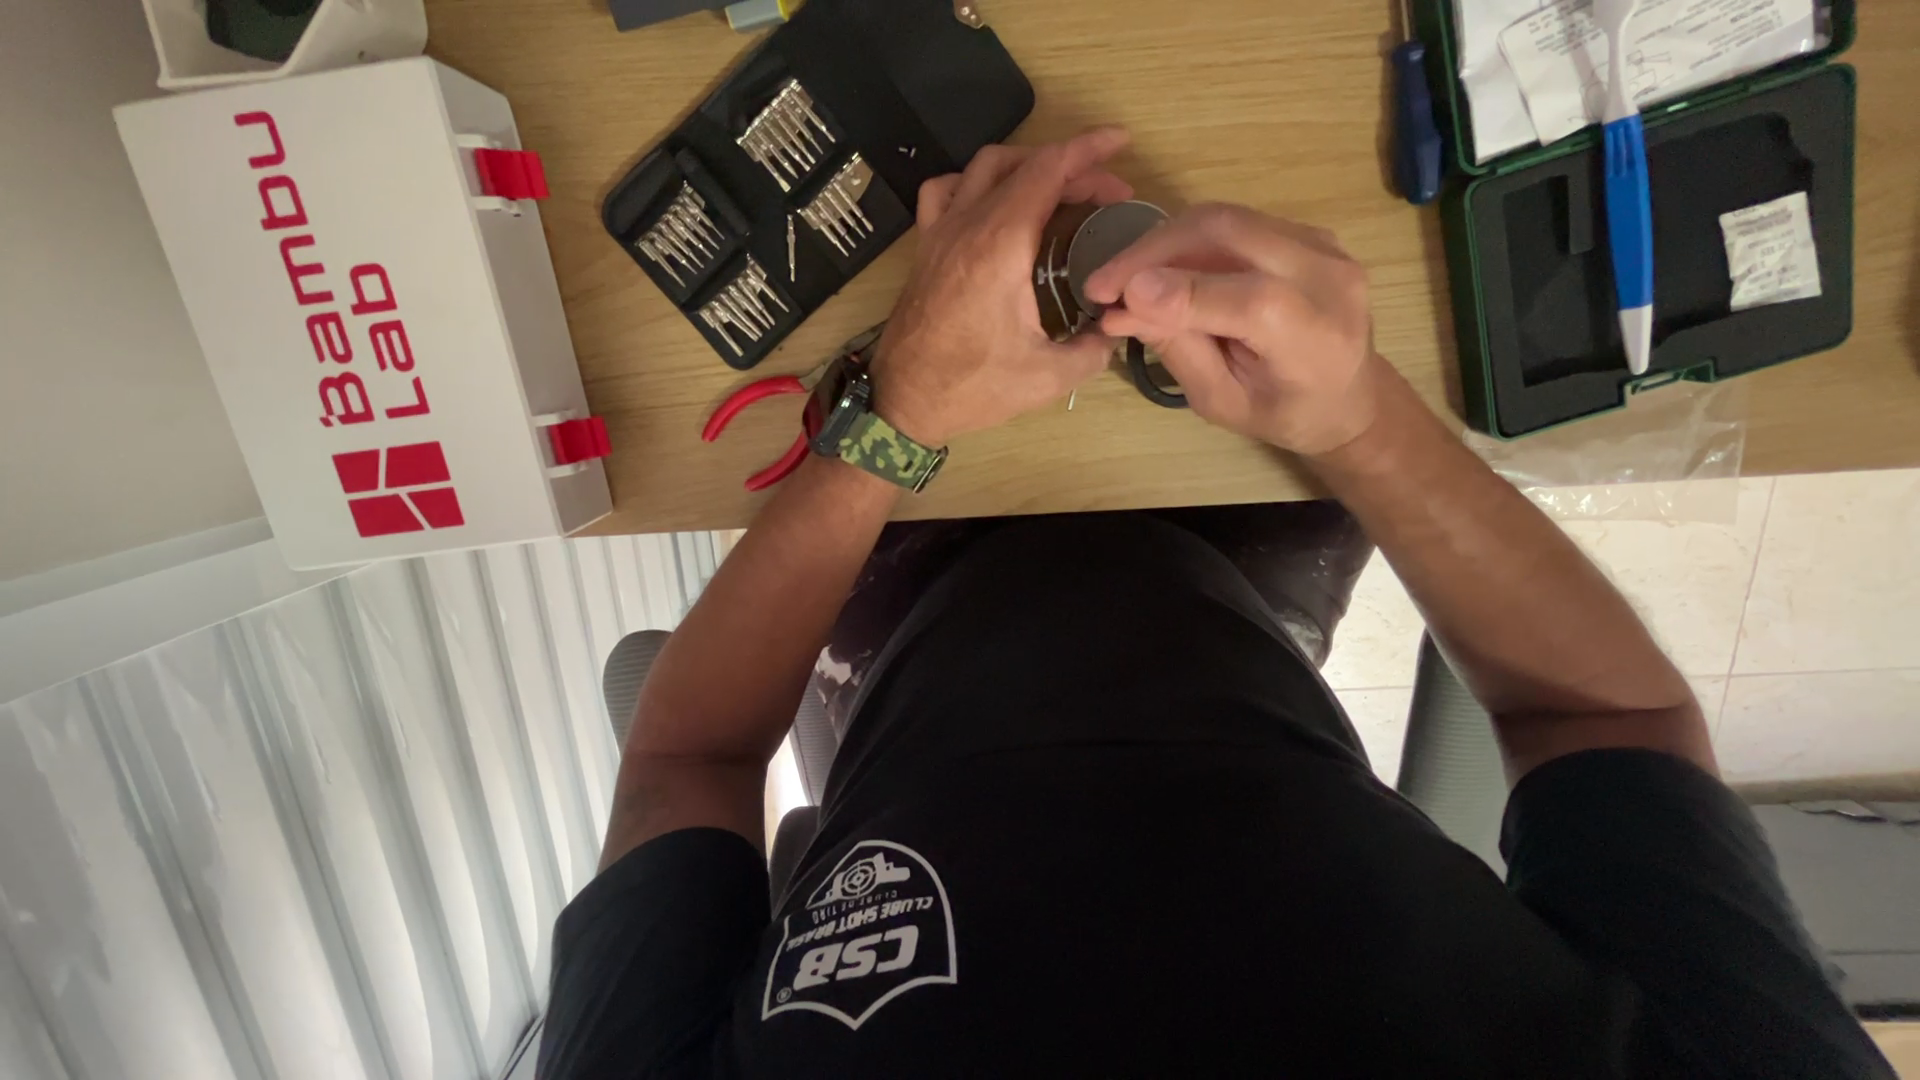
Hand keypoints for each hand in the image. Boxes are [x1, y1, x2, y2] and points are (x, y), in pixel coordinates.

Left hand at [869, 127, 1135, 445]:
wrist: (903, 402)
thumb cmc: (970, 389)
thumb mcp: (1046, 378)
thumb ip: (1092, 349)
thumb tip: (1113, 329)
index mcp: (1000, 246)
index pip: (1048, 170)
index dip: (1089, 149)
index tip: (1120, 143)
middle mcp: (966, 226)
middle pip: (1023, 164)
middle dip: (1071, 165)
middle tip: (1104, 192)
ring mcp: (940, 233)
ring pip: (982, 167)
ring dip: (1025, 164)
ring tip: (1057, 188)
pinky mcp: (925, 248)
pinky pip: (945, 191)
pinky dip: (975, 183)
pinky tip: (992, 204)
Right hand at [1085, 204, 1382, 456]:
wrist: (1347, 394)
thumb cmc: (1281, 412)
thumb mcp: (1221, 402)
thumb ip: (1179, 351)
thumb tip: (1123, 310)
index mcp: (1317, 339)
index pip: (1252, 300)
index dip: (1184, 293)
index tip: (1118, 300)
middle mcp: (1328, 277)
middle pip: (1230, 233)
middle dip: (1152, 252)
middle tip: (1101, 284)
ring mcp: (1321, 244)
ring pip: (1225, 219)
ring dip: (1160, 244)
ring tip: (1120, 278)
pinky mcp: (1304, 231)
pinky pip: (1233, 223)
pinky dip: (1183, 242)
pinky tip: (1156, 270)